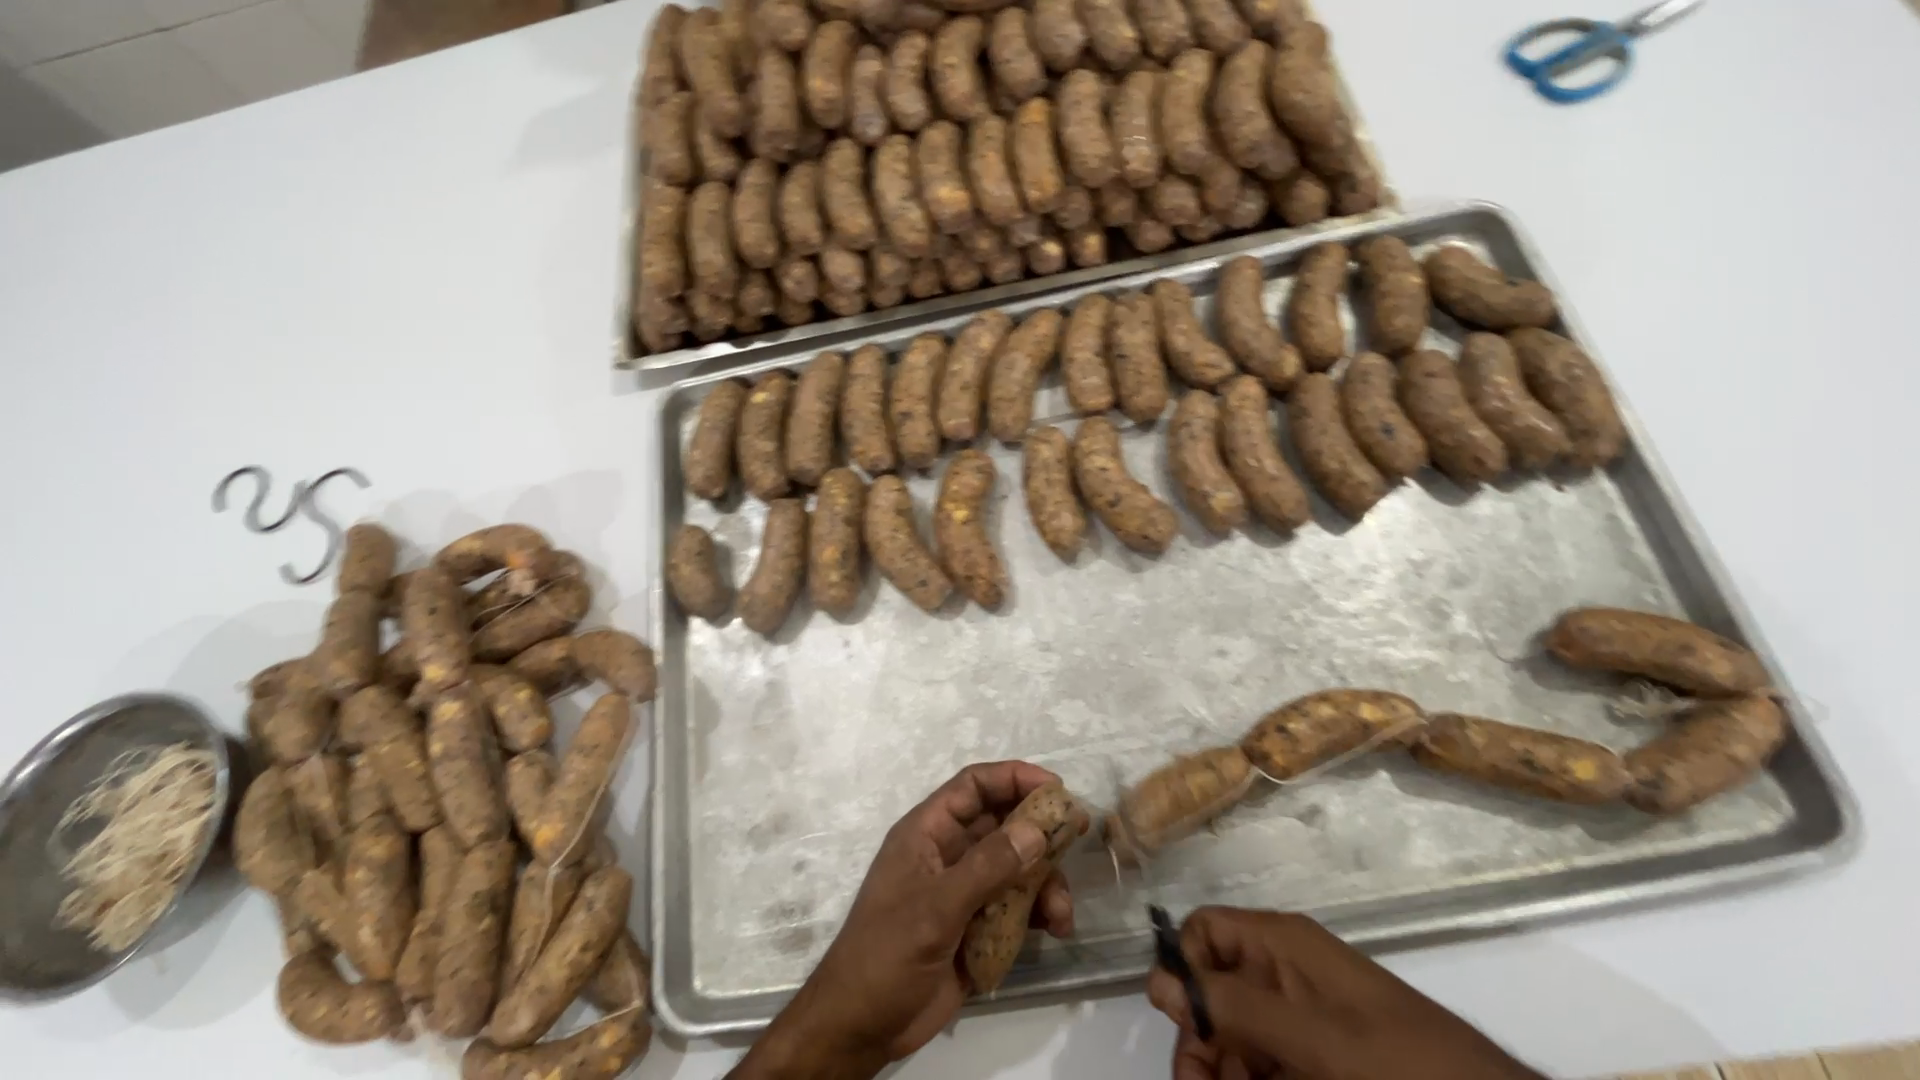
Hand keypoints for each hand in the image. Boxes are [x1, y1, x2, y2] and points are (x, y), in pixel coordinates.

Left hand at [731, 762, 1079, 1079]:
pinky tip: (1056, 930)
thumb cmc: (886, 954)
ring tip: (1060, 911)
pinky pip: (1018, 906)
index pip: (973, 787)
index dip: (1013, 778)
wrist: (862, 1026)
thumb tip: (1036, 829)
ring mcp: (965, 892)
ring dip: (1045, 881)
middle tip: (1079, 834)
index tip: (1056, 787)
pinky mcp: (978, 927)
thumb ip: (987, 867)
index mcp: (927, 834)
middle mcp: (949, 854)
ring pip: (1017, 867)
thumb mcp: (936, 907)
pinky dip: (1039, 912)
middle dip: (1040, 829)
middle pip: (1003, 824)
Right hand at [1147, 908, 1543, 1079]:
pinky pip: (1264, 1067)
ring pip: (1233, 1040)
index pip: (1204, 932)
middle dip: (1197, 1042)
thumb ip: (1233, 1005)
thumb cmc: (1401, 1063)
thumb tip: (1156, 979)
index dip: (1184, 972)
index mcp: (1281, 944)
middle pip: (1211, 993)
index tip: (1184, 1026)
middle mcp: (1282, 972)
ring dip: (1219, 1072)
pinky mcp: (1314, 1061)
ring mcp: (1300, 1020)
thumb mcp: (1313, 1036)